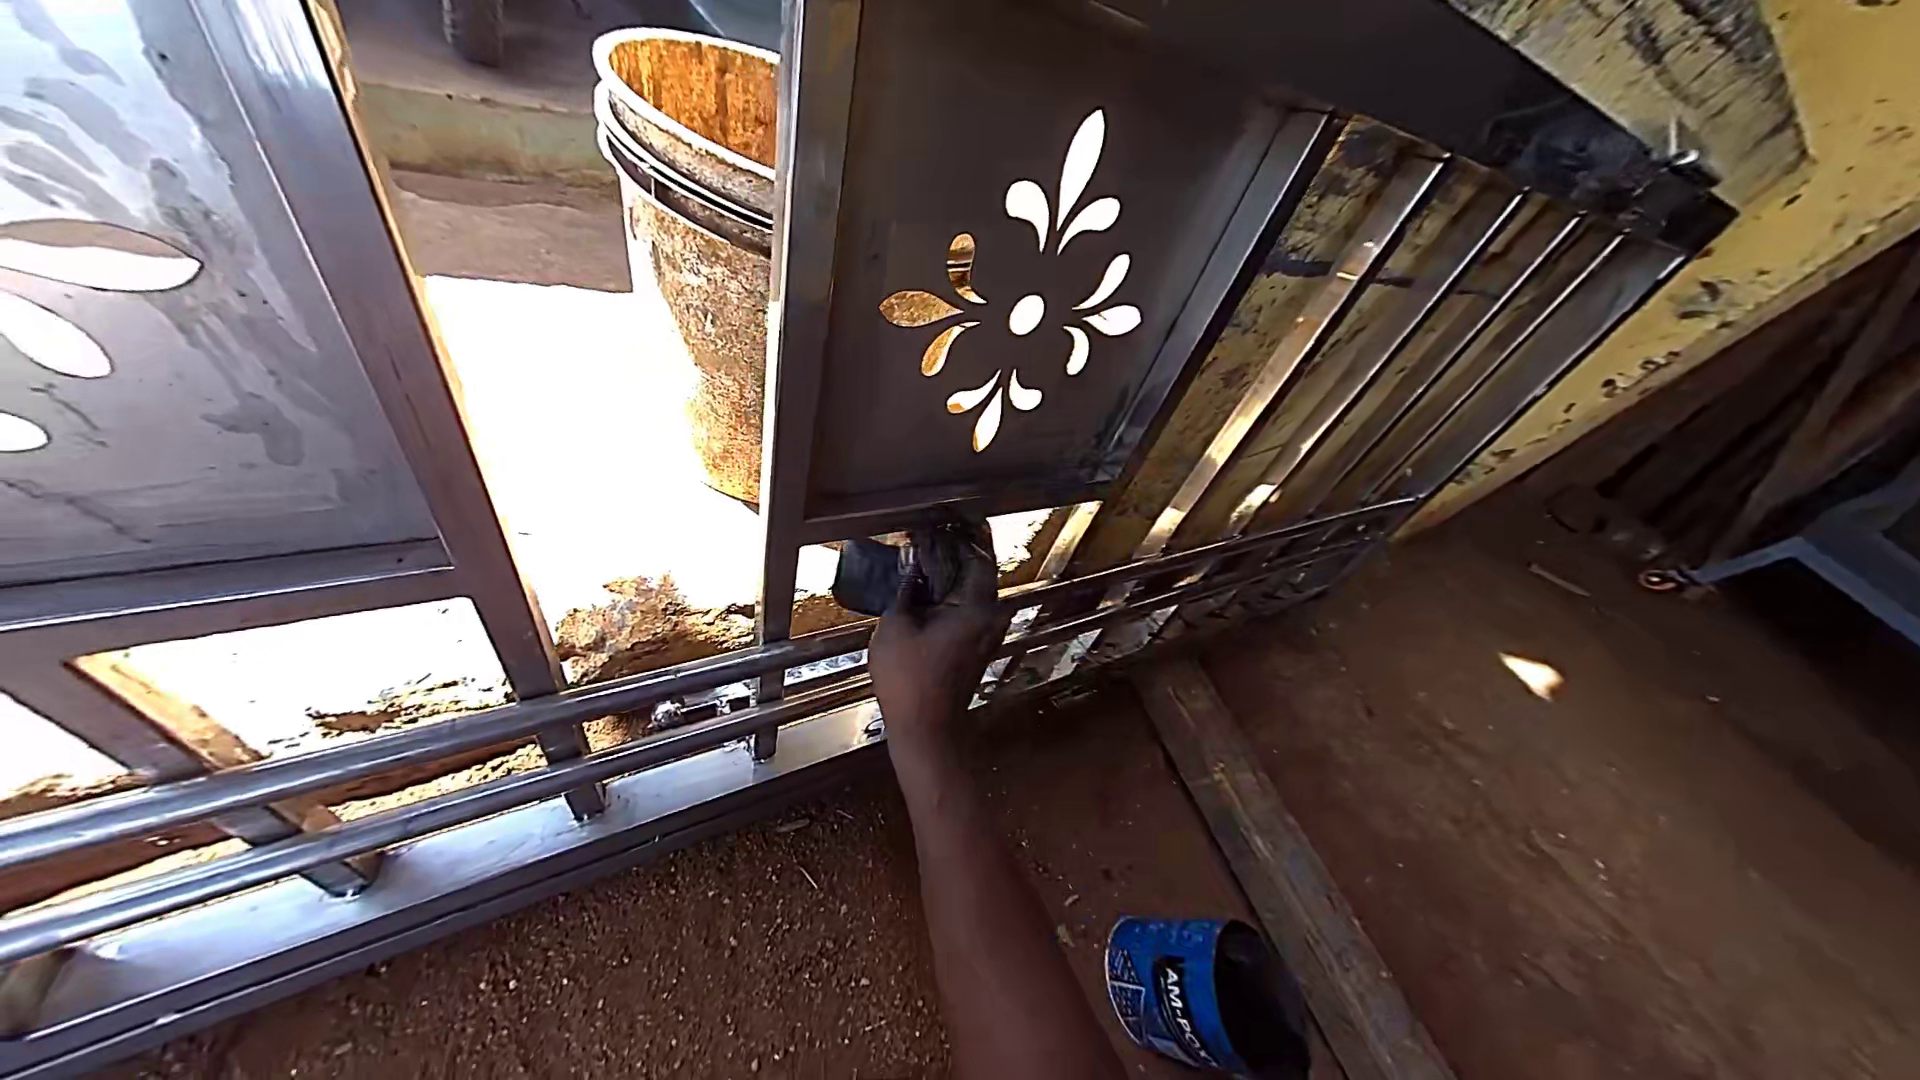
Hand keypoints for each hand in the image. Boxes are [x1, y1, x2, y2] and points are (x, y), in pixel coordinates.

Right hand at [868, 521, 1004, 757]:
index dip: (969, 534)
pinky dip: (955, 593)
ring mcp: (986, 633)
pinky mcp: (977, 646)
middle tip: (937, 533)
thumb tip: (911, 568)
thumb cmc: (908, 680)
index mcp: (976, 608)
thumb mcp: (895, 626)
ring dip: (957, 572)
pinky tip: (930, 588)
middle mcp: (989, 617)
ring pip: (976, 591)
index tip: (956, 518)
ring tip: (930, 555)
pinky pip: (971, 608)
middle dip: (961, 551)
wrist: (925, 728)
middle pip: (981, 572)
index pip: (981, 557)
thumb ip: (905, 590)